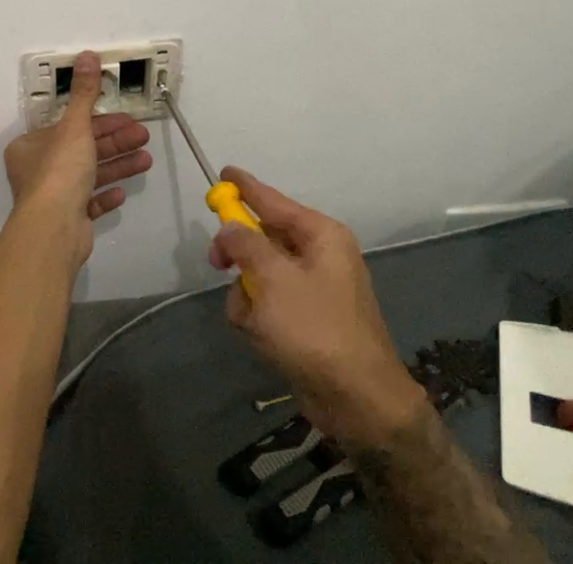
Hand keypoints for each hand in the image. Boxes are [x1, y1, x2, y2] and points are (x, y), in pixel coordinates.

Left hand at [2, 50, 152, 266]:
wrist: (54, 229)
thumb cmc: (59, 172)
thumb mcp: (74, 127)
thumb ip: (84, 94)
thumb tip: (87, 56)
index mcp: (30, 147)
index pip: (69, 128)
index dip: (100, 122)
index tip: (126, 120)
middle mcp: (37, 171)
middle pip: (82, 150)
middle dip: (115, 143)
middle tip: (143, 137)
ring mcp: (53, 198)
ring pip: (90, 175)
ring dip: (118, 166)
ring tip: (146, 160)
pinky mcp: (68, 220)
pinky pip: (89, 203)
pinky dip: (106, 195)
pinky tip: (121, 192)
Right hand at [208, 168, 422, 446]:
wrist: (356, 399)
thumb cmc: (316, 329)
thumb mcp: (273, 279)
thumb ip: (245, 245)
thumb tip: (230, 227)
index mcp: (321, 236)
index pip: (273, 201)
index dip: (245, 188)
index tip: (223, 172)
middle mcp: (319, 256)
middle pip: (262, 238)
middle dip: (239, 257)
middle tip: (217, 264)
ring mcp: (312, 290)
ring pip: (258, 275)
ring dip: (247, 297)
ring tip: (255, 321)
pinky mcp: (305, 321)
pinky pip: (266, 305)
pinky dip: (257, 319)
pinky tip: (263, 339)